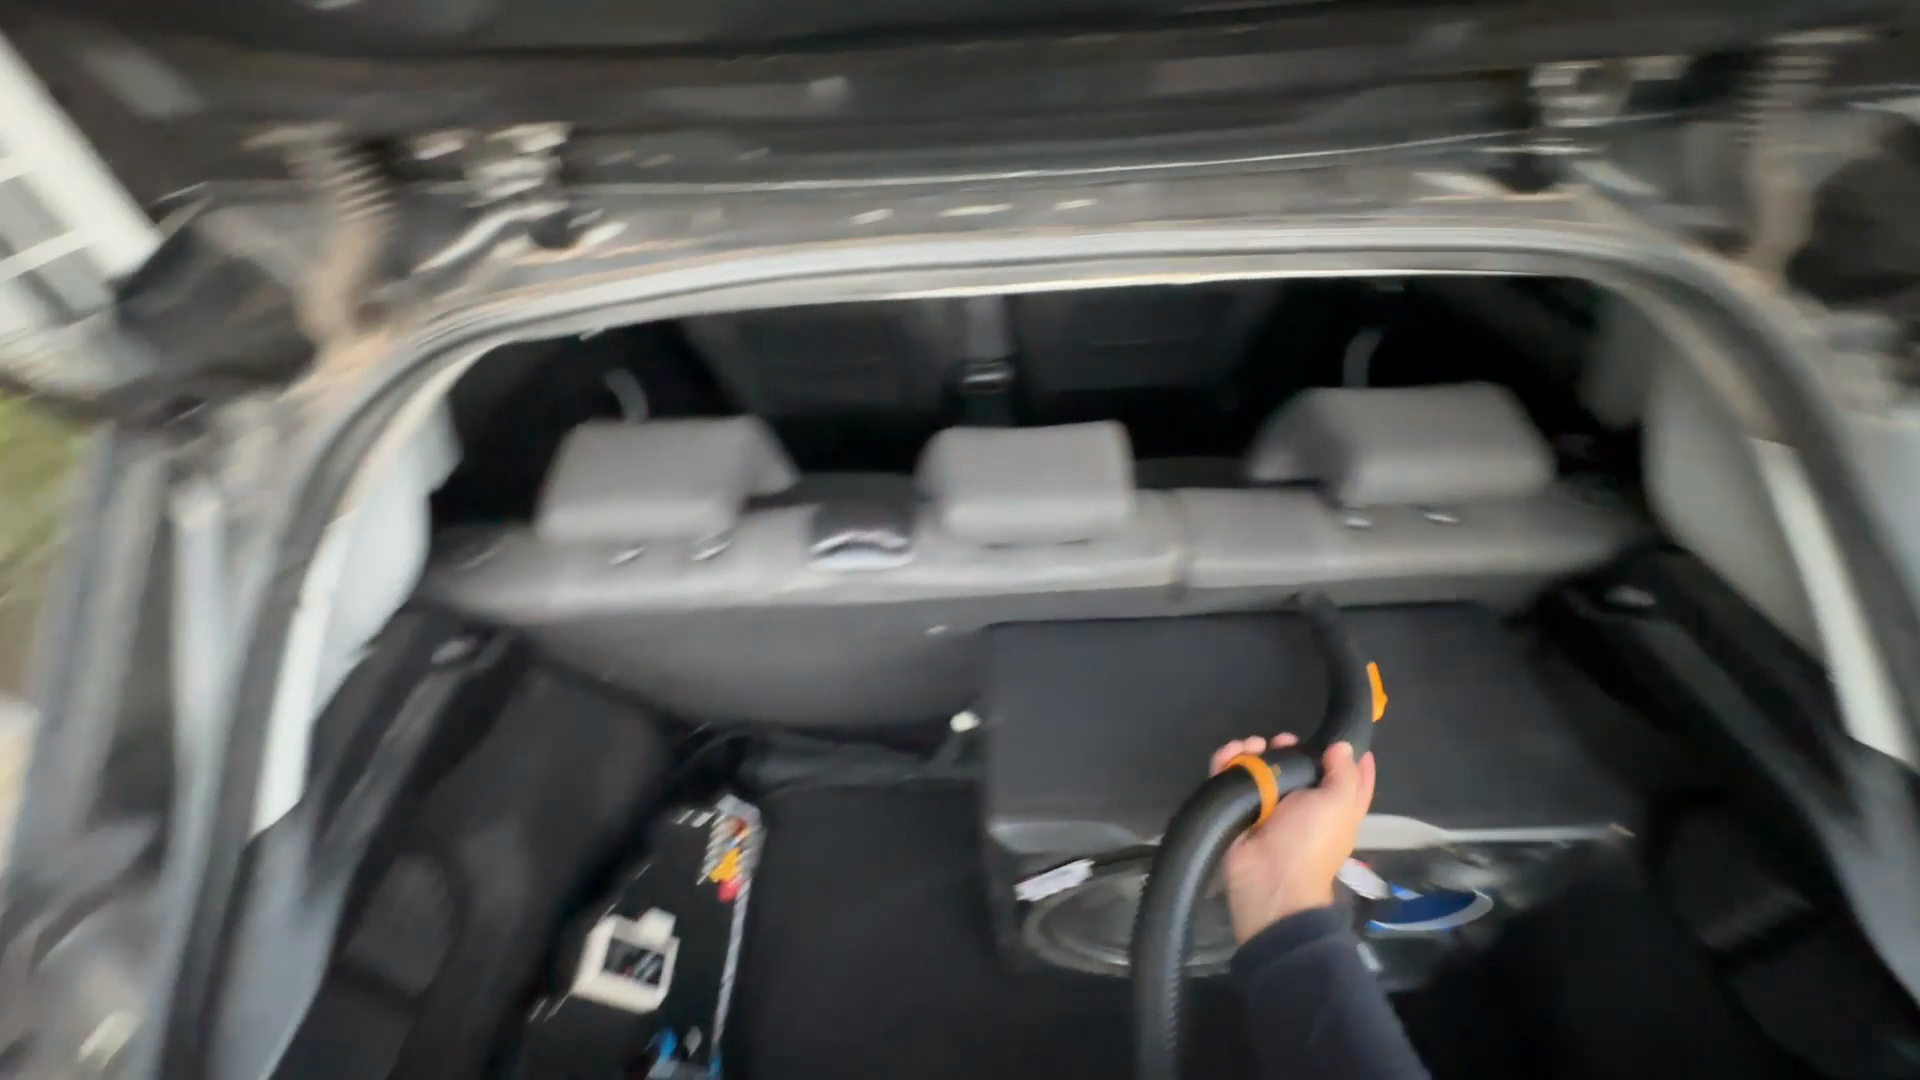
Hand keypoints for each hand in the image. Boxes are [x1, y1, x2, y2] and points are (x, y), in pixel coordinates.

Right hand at [1208, 734, 1376, 942]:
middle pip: (1296, 766)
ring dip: (1253, 749)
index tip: (1346, 737)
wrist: (1266, 876)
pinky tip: (1230, 753)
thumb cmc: (1309, 841)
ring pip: (1260, 765)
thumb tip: (1342, 747)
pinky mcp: (1236, 804)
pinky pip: (1229, 773)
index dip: (1354, 761)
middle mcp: (1300, 804)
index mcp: (1332, 807)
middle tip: (1282, 741)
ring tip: (1251, 746)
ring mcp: (1265, 804)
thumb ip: (1343, 774)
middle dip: (1289, 747)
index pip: (1351, 781)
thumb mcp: (1338, 806)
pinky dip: (1227, 759)